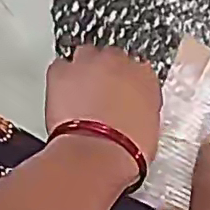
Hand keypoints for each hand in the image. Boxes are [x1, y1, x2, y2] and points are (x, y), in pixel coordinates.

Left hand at [44, 46, 161, 169]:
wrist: (99, 153)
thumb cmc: (126, 148)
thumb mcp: (149, 130)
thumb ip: (141, 111)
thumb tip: (134, 114)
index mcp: (146, 77)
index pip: (139, 71)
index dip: (129, 86)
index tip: (125, 97)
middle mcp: (118, 62)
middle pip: (111, 58)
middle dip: (107, 75)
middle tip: (102, 99)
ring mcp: (89, 63)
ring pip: (86, 56)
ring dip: (85, 72)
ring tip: (82, 97)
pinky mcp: (61, 71)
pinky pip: (60, 67)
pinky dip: (62, 80)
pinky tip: (64, 98)